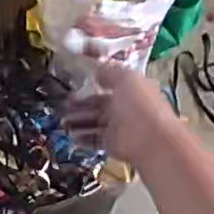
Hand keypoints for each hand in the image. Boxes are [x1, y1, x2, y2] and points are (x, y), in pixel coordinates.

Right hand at [62, 59, 184, 165]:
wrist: (149, 139)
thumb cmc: (139, 105)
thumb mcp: (125, 79)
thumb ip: (109, 72)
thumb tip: (95, 69)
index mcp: (129, 89)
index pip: (108, 84)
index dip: (92, 84)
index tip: (74, 85)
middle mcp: (123, 107)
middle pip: (98, 105)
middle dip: (80, 106)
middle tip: (64, 106)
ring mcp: (118, 127)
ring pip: (94, 123)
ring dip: (78, 122)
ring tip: (63, 123)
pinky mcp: (112, 144)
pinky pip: (95, 140)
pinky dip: (83, 139)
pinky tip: (72, 137)